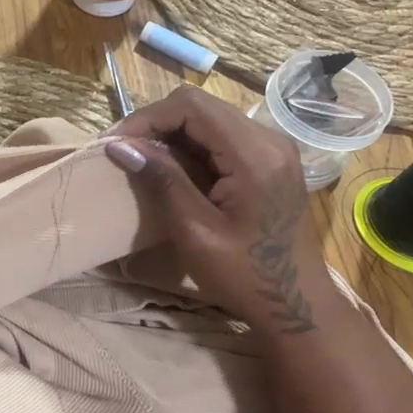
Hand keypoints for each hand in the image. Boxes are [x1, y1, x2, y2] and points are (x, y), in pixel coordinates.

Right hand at [103, 86, 332, 334]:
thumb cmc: (245, 275)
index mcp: (255, 154)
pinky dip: (190, 145)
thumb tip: (120, 146)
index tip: (116, 145)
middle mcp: (270, 139)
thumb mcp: (195, 231)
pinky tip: (171, 169)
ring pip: (210, 118)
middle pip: (201, 106)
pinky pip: (222, 136)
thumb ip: (162, 181)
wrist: (297, 305)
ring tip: (141, 160)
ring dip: (171, 133)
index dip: (147, 118)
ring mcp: (274, 149)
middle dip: (156, 123)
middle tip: (123, 152)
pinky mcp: (270, 161)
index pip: (191, 106)